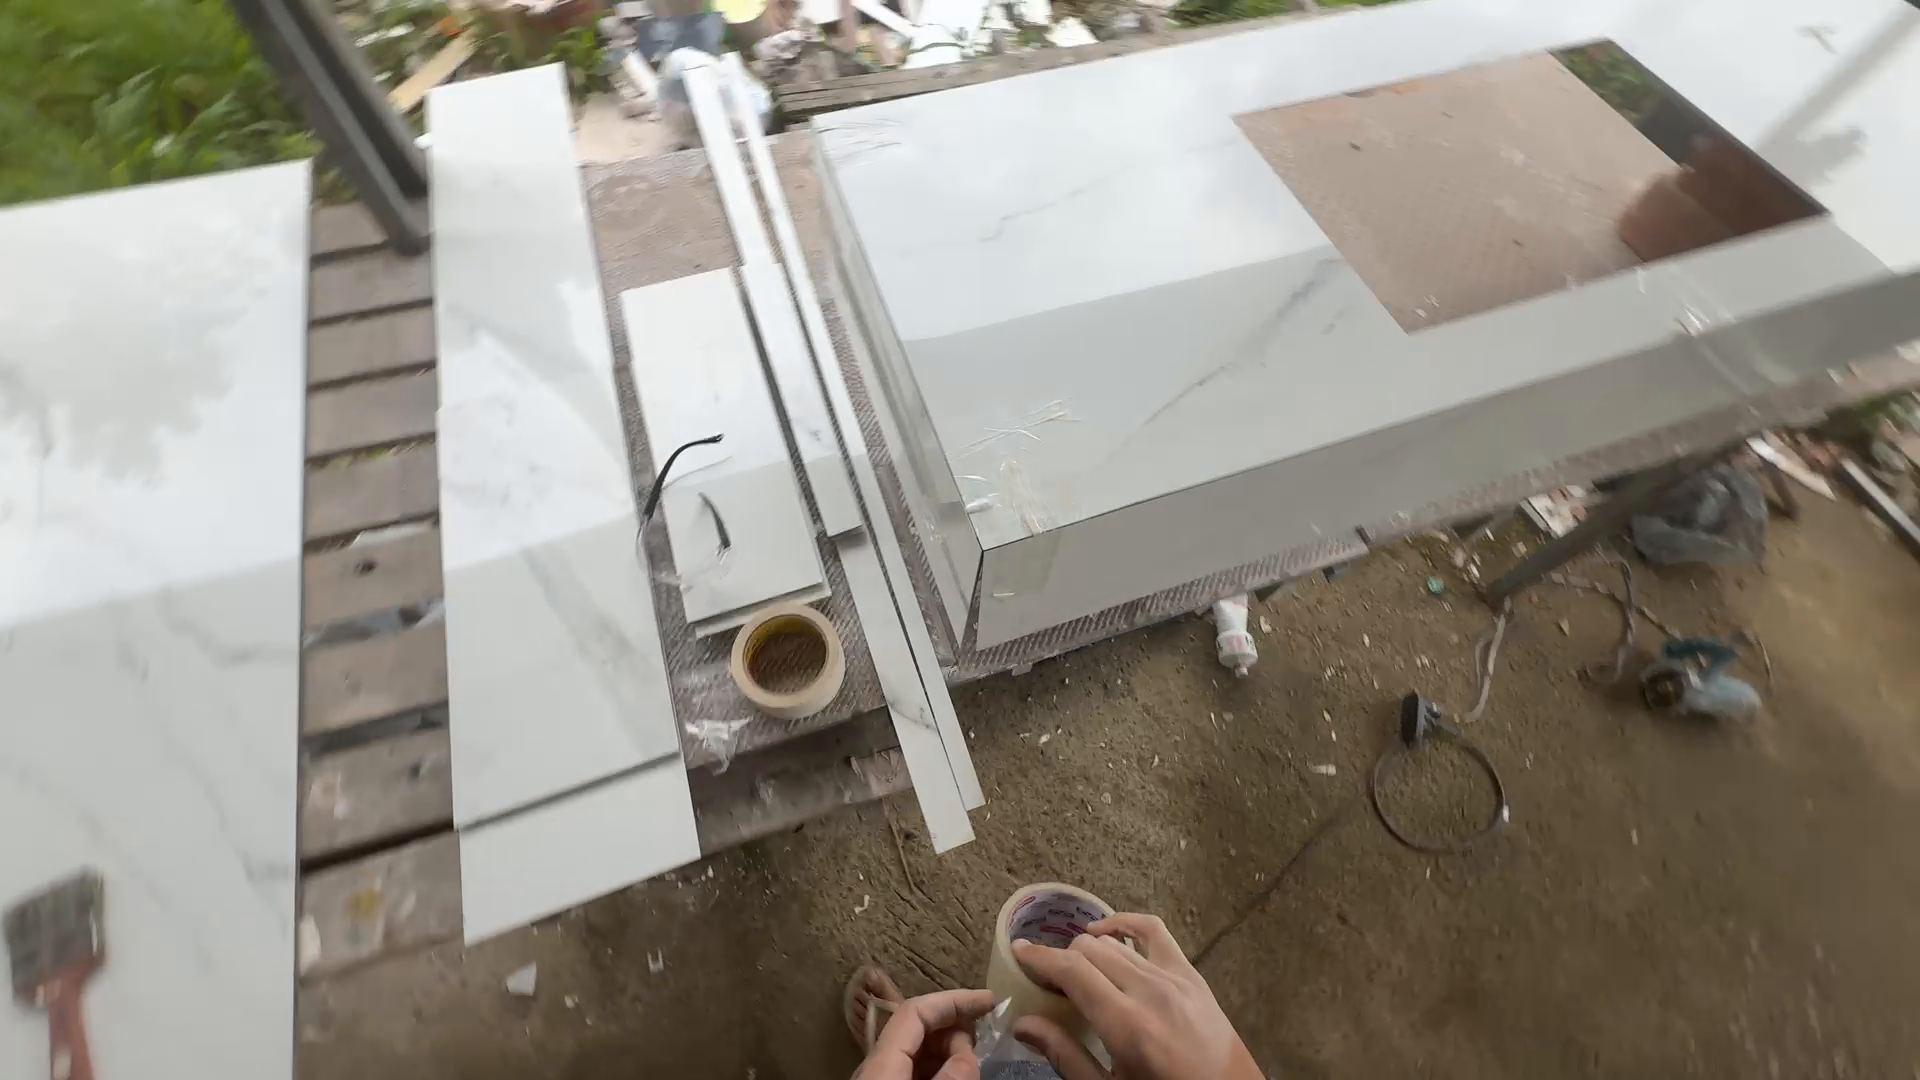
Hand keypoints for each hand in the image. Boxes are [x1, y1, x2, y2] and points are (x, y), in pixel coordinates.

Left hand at [853, 987, 996, 1079]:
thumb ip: (950, 1078)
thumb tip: (969, 1056)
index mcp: (881, 1059)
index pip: (917, 1008)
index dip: (954, 999)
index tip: (989, 999)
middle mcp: (875, 1063)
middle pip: (918, 1027)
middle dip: (953, 1031)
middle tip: (978, 1052)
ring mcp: (878, 1079)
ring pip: (918, 1049)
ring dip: (948, 1052)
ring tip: (968, 1068)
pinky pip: (913, 1069)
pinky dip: (937, 1069)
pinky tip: (952, 1077)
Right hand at [1010, 913, 1262, 1079]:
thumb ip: (1066, 1056)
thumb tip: (1023, 1023)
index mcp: (1128, 1026)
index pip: (1072, 970)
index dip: (1040, 957)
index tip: (1018, 950)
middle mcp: (1150, 992)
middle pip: (1089, 950)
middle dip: (1062, 959)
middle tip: (1049, 981)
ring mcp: (1174, 977)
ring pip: (1114, 942)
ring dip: (1087, 950)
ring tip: (1075, 969)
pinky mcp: (1191, 973)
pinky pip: (1153, 929)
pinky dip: (1124, 923)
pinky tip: (1107, 933)